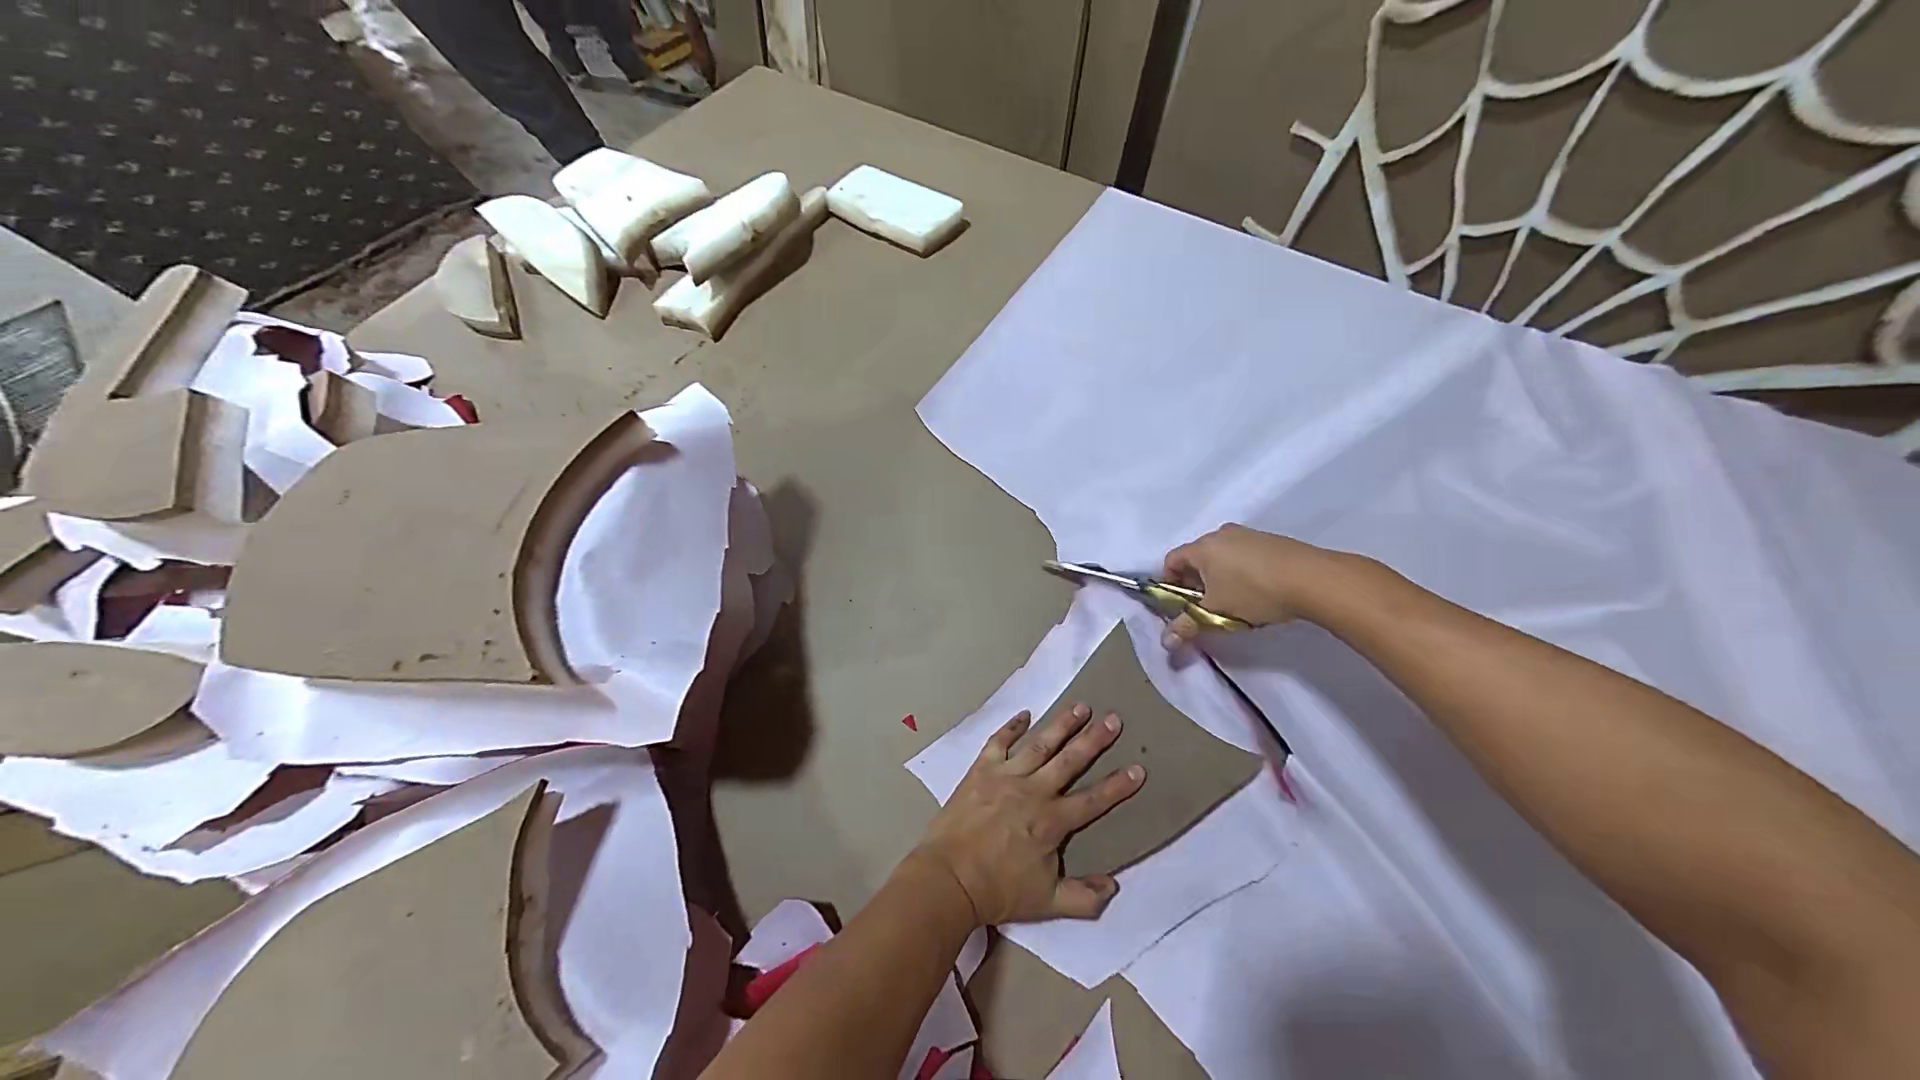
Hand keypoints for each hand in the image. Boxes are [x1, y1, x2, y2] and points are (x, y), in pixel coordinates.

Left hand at [914, 704, 1145, 925]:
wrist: (949, 878)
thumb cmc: (997, 890)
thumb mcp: (1047, 903)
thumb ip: (1084, 898)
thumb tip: (1114, 885)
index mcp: (1052, 821)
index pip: (1093, 800)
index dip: (1118, 786)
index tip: (1138, 769)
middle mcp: (1034, 791)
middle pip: (1070, 760)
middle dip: (1094, 739)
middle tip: (1113, 719)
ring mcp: (1006, 777)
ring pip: (1040, 745)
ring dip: (1061, 724)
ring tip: (1080, 706)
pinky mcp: (981, 771)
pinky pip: (998, 743)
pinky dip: (1011, 727)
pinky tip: (1024, 715)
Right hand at [1161, 524, 1349, 644]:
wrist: (1311, 579)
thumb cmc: (1254, 592)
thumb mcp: (1217, 613)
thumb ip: (1188, 625)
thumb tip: (1166, 641)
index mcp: (1202, 547)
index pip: (1172, 560)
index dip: (1170, 583)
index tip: (1182, 604)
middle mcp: (1221, 534)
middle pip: (1196, 557)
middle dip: (1196, 582)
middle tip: (1207, 606)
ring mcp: (1248, 534)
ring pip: (1222, 555)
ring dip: (1220, 576)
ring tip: (1234, 600)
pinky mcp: (1270, 540)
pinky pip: (1244, 554)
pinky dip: (1241, 570)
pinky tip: (1257, 590)